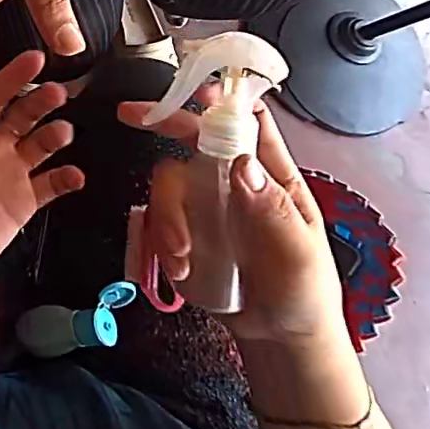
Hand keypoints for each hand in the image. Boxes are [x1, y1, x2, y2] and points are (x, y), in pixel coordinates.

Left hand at [0, 51, 84, 301]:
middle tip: (58, 90)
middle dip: (39, 101)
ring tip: (63, 131)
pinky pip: (51, 185)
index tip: (33, 57)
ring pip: (39, 145)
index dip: (10, 78)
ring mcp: (10, 172)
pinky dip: (65, 179)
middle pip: (20, 116)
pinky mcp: (24, 202)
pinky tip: (75, 176)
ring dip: (54, 136)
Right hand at [119, 87, 345, 345]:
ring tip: (180, 255)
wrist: (274, 338)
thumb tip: (242, 162)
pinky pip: (154, 215)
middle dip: (160, 121)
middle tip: (128, 115)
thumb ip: (272, 211)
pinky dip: (159, 237)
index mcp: (269, 176)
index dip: (225, 101)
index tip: (199, 90)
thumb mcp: (299, 255)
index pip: (249, 122)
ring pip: (166, 180)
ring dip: (166, 215)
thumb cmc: (301, 293)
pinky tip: (178, 265)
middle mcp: (230, 180)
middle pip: (191, 137)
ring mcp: (202, 204)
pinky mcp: (179, 228)